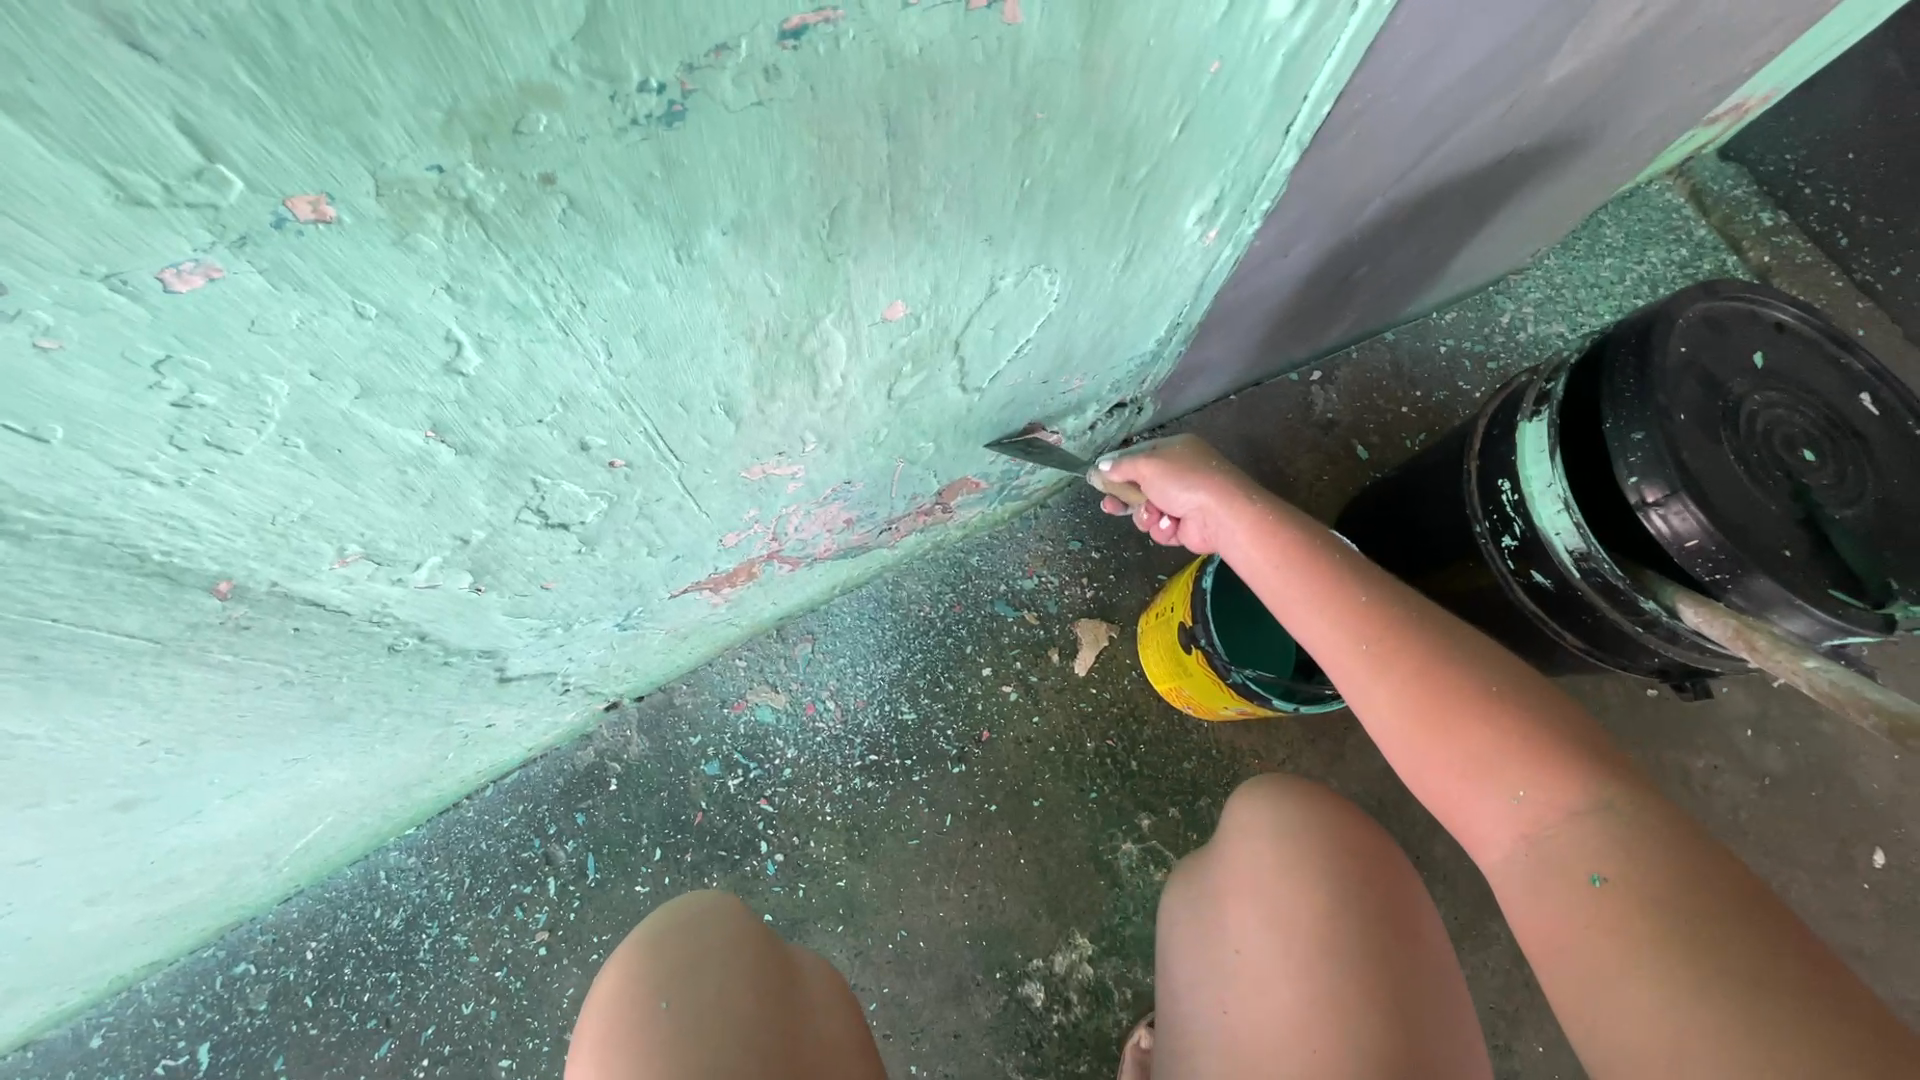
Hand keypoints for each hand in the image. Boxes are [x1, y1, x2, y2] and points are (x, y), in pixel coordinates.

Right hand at [1091, 434, 1259, 553]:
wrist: (1220, 514)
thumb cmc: (1184, 480)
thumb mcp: (1147, 464)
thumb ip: (1121, 466)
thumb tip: (1100, 466)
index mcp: (1173, 450)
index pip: (1138, 455)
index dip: (1117, 467)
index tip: (1097, 477)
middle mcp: (1178, 474)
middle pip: (1139, 486)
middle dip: (1124, 497)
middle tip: (1109, 505)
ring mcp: (1181, 501)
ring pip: (1146, 510)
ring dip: (1145, 514)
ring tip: (1154, 514)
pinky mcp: (1183, 525)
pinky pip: (1159, 526)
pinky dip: (1161, 527)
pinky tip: (1170, 524)